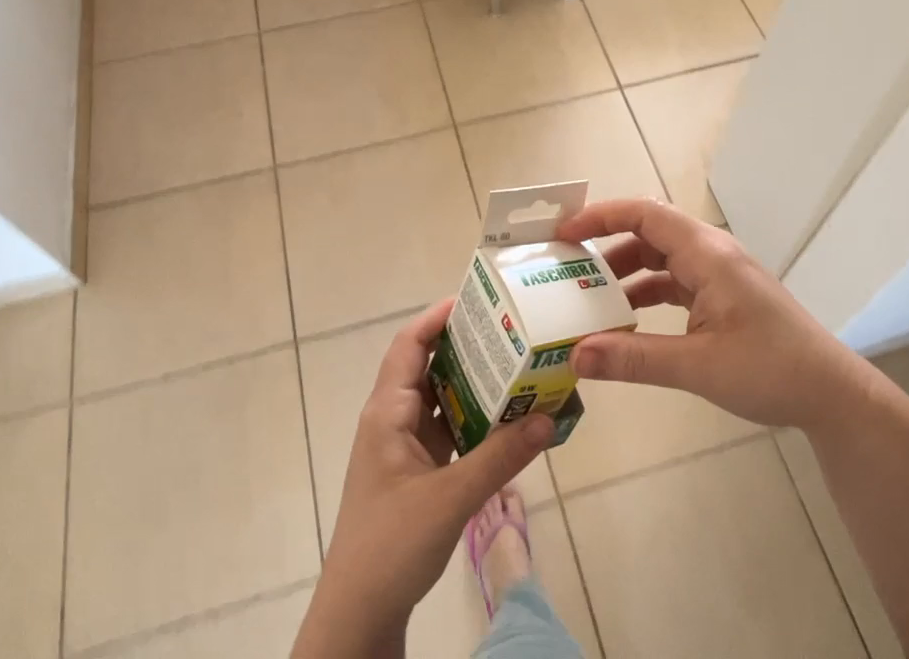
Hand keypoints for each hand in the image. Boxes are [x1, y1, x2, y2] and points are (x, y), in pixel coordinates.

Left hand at [294, 297, 552, 657]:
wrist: (360, 608)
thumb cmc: (392, 543)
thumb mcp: (451, 497)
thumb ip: (501, 456)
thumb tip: (549, 416)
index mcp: (387, 413)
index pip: (409, 345)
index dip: (438, 318)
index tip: (478, 300)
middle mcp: (393, 421)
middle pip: (429, 367)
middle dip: (467, 348)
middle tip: (512, 332)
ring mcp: (404, 448)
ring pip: (442, 401)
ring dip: (476, 386)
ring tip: (519, 368)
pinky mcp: (417, 473)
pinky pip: (450, 432)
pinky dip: (476, 422)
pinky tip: (509, 422)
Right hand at [558, 199, 869, 432]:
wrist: (831, 394)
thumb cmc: (771, 370)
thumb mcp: (698, 366)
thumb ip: (634, 359)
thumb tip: (575, 356)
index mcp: (708, 255)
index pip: (645, 214)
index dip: (601, 216)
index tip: (562, 234)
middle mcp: (712, 255)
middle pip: (648, 234)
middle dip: (604, 247)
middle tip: (563, 268)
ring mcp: (719, 277)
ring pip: (659, 260)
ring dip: (623, 275)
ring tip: (584, 298)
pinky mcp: (723, 299)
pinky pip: (674, 283)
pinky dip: (645, 295)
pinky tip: (623, 322)